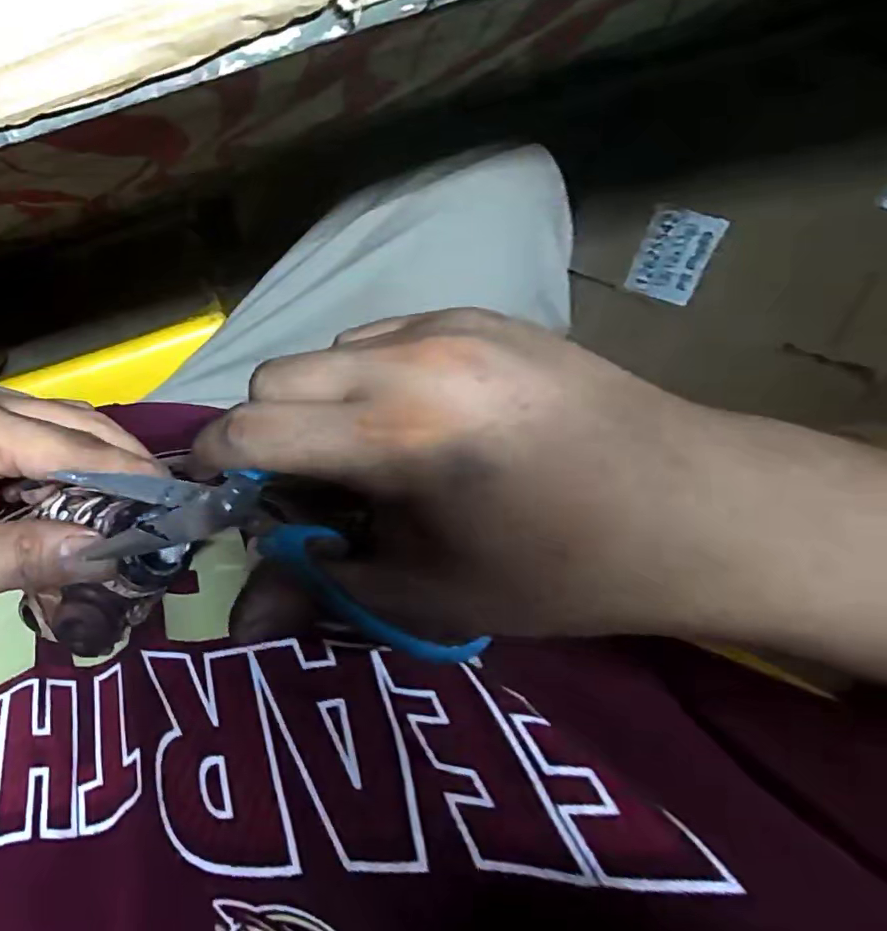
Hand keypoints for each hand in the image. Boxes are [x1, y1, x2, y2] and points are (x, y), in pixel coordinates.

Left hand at [0, 392, 166, 623]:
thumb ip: (30, 556)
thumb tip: (106, 550)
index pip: (73, 448)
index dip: (129, 479)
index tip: (176, 514)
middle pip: (84, 430)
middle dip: (129, 471)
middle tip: (168, 520)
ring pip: (78, 435)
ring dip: (112, 472)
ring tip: (144, 517)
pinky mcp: (0, 440)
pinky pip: (60, 449)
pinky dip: (87, 475)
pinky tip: (104, 509)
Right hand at [191, 308, 886, 659]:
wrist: (718, 513)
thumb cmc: (561, 570)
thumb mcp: (424, 595)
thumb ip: (314, 587)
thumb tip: (235, 616)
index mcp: (395, 437)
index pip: (247, 431)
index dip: (211, 461)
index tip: (215, 488)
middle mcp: (408, 365)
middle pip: (268, 380)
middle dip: (263, 429)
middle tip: (303, 477)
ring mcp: (444, 329)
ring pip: (316, 355)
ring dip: (313, 401)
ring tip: (367, 444)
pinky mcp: (474, 315)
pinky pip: (371, 339)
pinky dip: (363, 377)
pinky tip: (417, 414)